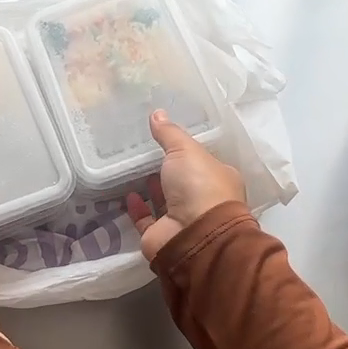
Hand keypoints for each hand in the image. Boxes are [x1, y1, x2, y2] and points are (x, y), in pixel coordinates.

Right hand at [125, 110, 245, 261]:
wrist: (194, 235)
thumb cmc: (199, 186)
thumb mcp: (186, 150)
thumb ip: (169, 134)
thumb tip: (157, 113)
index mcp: (218, 179)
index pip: (202, 162)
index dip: (186, 152)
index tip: (165, 141)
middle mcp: (203, 200)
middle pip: (182, 182)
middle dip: (166, 171)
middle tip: (143, 154)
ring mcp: (183, 220)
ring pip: (165, 201)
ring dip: (151, 189)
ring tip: (131, 171)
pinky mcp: (162, 235)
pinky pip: (146, 219)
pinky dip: (137, 208)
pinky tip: (128, 195)